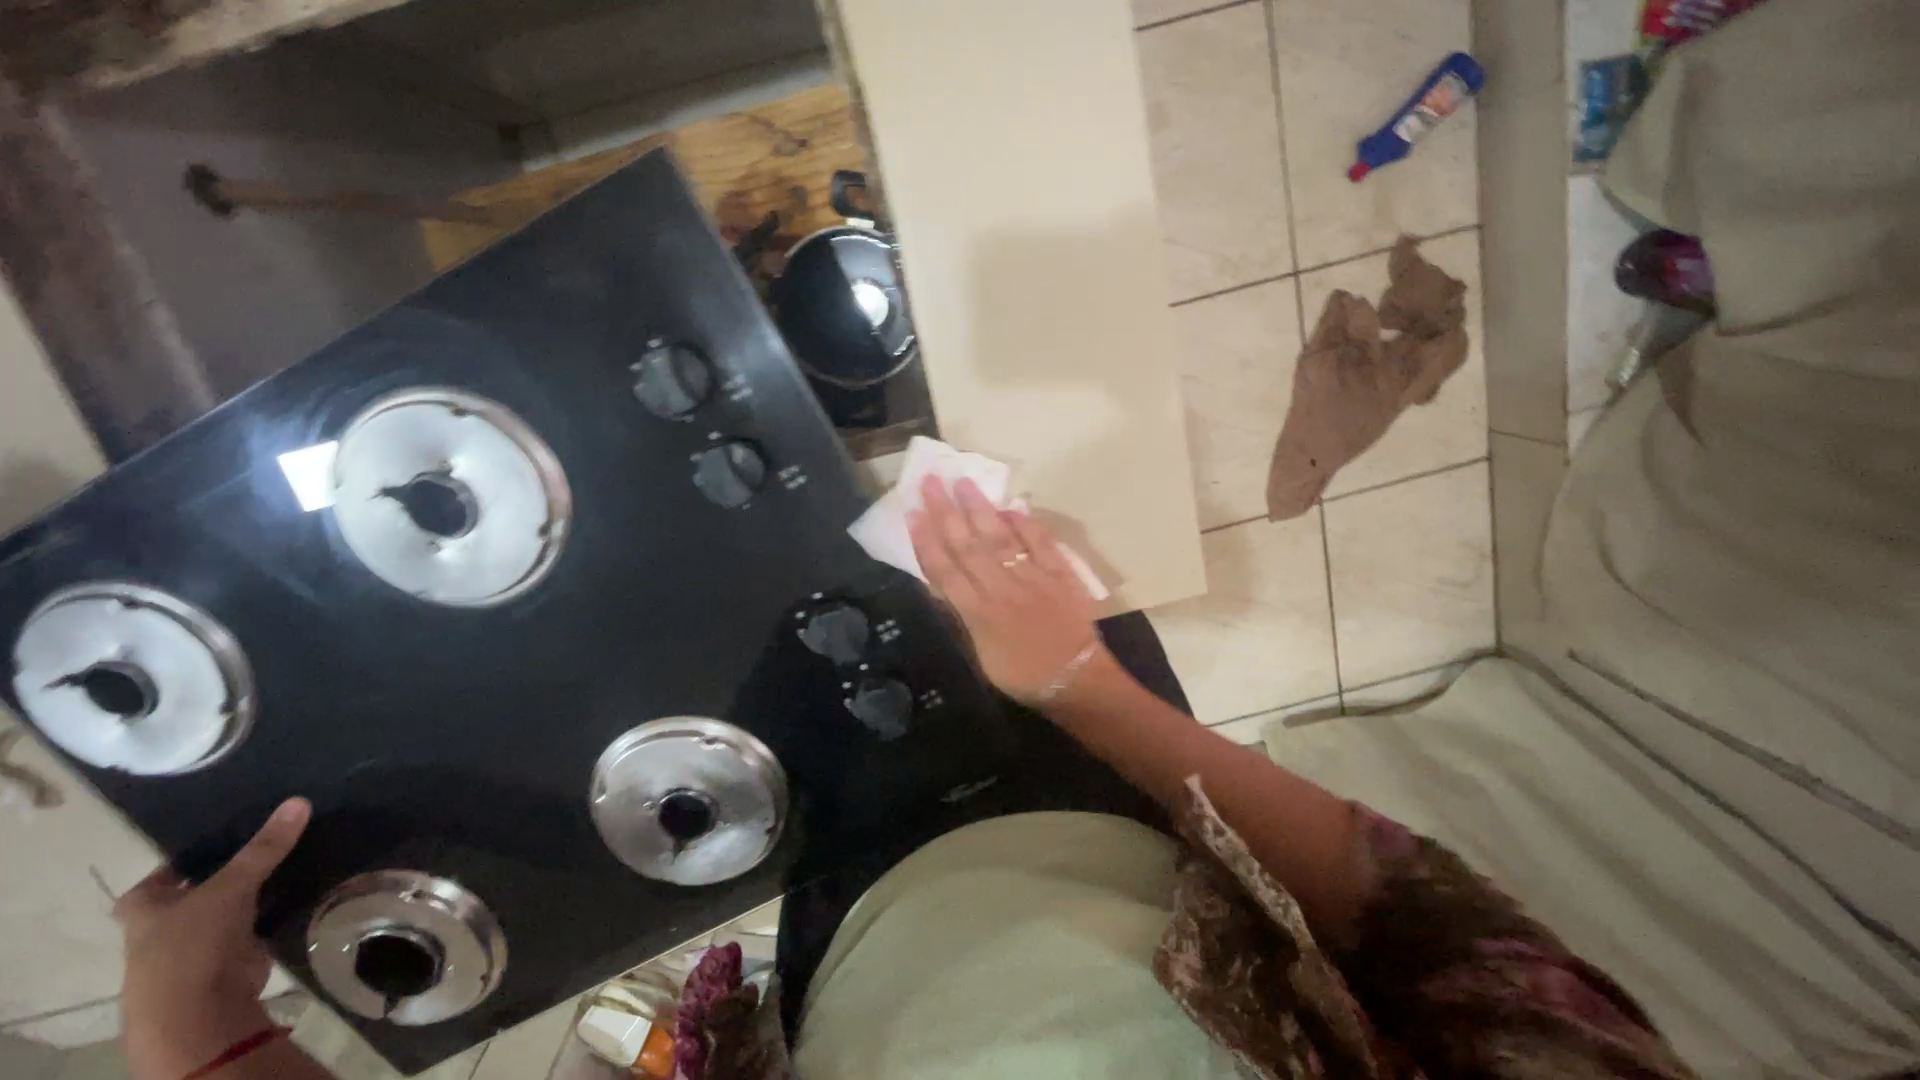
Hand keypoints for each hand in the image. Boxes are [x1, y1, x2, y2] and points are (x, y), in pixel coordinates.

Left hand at [116, 798, 310, 1079]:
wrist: (199, 1010)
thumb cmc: (190, 944)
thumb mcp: (228, 887)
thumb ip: (264, 847)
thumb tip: (299, 800)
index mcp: (145, 903)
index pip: (175, 863)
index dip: (206, 844)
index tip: (245, 821)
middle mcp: (165, 920)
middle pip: (208, 879)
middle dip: (239, 861)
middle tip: (280, 830)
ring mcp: (198, 938)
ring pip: (234, 899)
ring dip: (260, 883)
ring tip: (299, 848)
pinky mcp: (230, 952)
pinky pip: (255, 917)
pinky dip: (274, 903)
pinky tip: (301, 881)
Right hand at [907, 476, 1109, 702]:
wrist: (1076, 680)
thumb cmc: (1024, 676)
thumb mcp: (982, 657)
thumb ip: (964, 619)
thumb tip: (944, 588)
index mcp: (978, 613)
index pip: (945, 571)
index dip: (926, 541)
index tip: (912, 513)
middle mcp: (1001, 590)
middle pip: (968, 546)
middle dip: (946, 512)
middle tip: (931, 481)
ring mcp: (1032, 579)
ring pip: (1000, 539)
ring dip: (980, 510)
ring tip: (964, 483)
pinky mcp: (1060, 575)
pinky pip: (1041, 544)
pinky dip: (1026, 525)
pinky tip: (1011, 506)